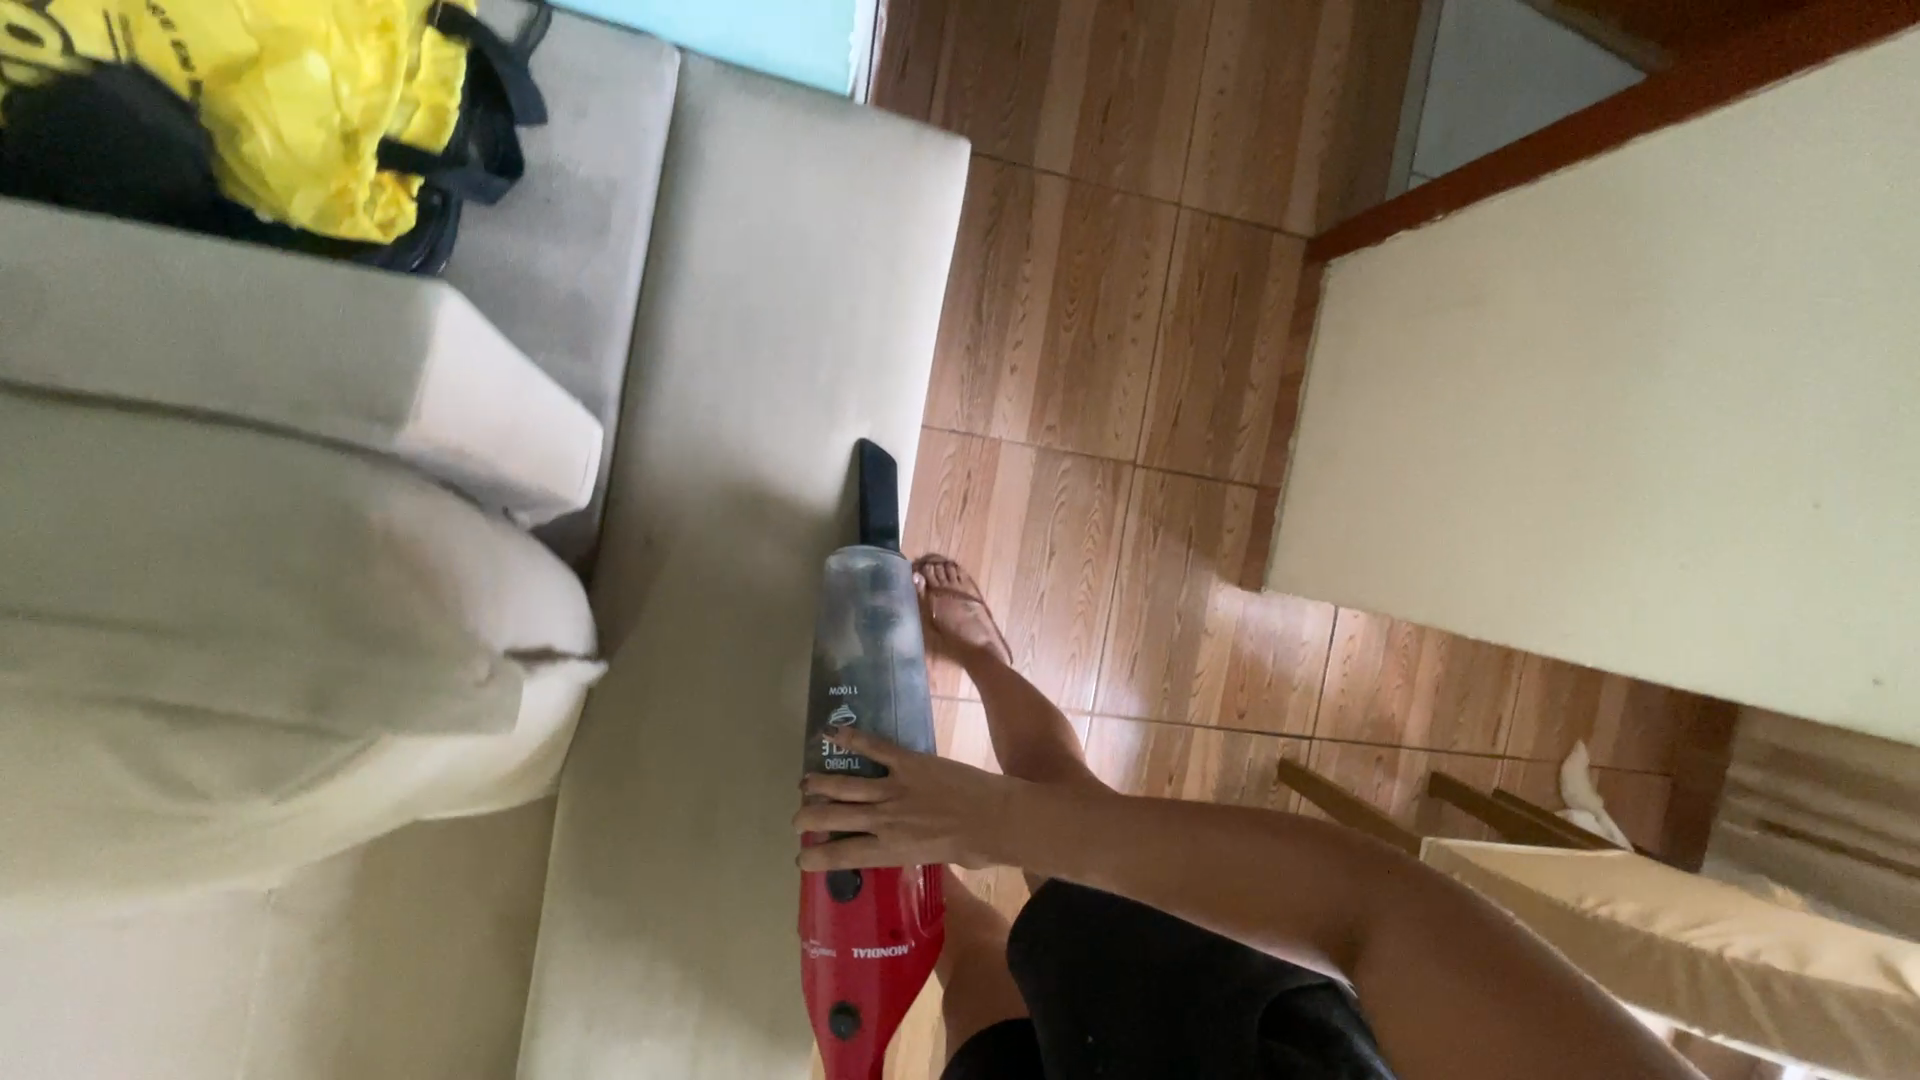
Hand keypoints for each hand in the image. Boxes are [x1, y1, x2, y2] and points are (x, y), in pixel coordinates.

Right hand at [795, 725, 1023, 870]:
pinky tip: (832, 733)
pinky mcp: (909, 762)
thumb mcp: (938, 860)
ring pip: (845, 785)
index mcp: (890, 850)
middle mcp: (883, 821)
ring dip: (820, 783)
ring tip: (804, 784)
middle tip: (798, 818)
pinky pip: (875, 749)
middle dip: (808, 818)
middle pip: (833, 817)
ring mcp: (894, 788)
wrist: (997, 819)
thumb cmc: (976, 848)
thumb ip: (915, 852)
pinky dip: (852, 739)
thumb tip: (908, 847)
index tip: (801, 860)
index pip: (842, 855)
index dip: (817, 858)